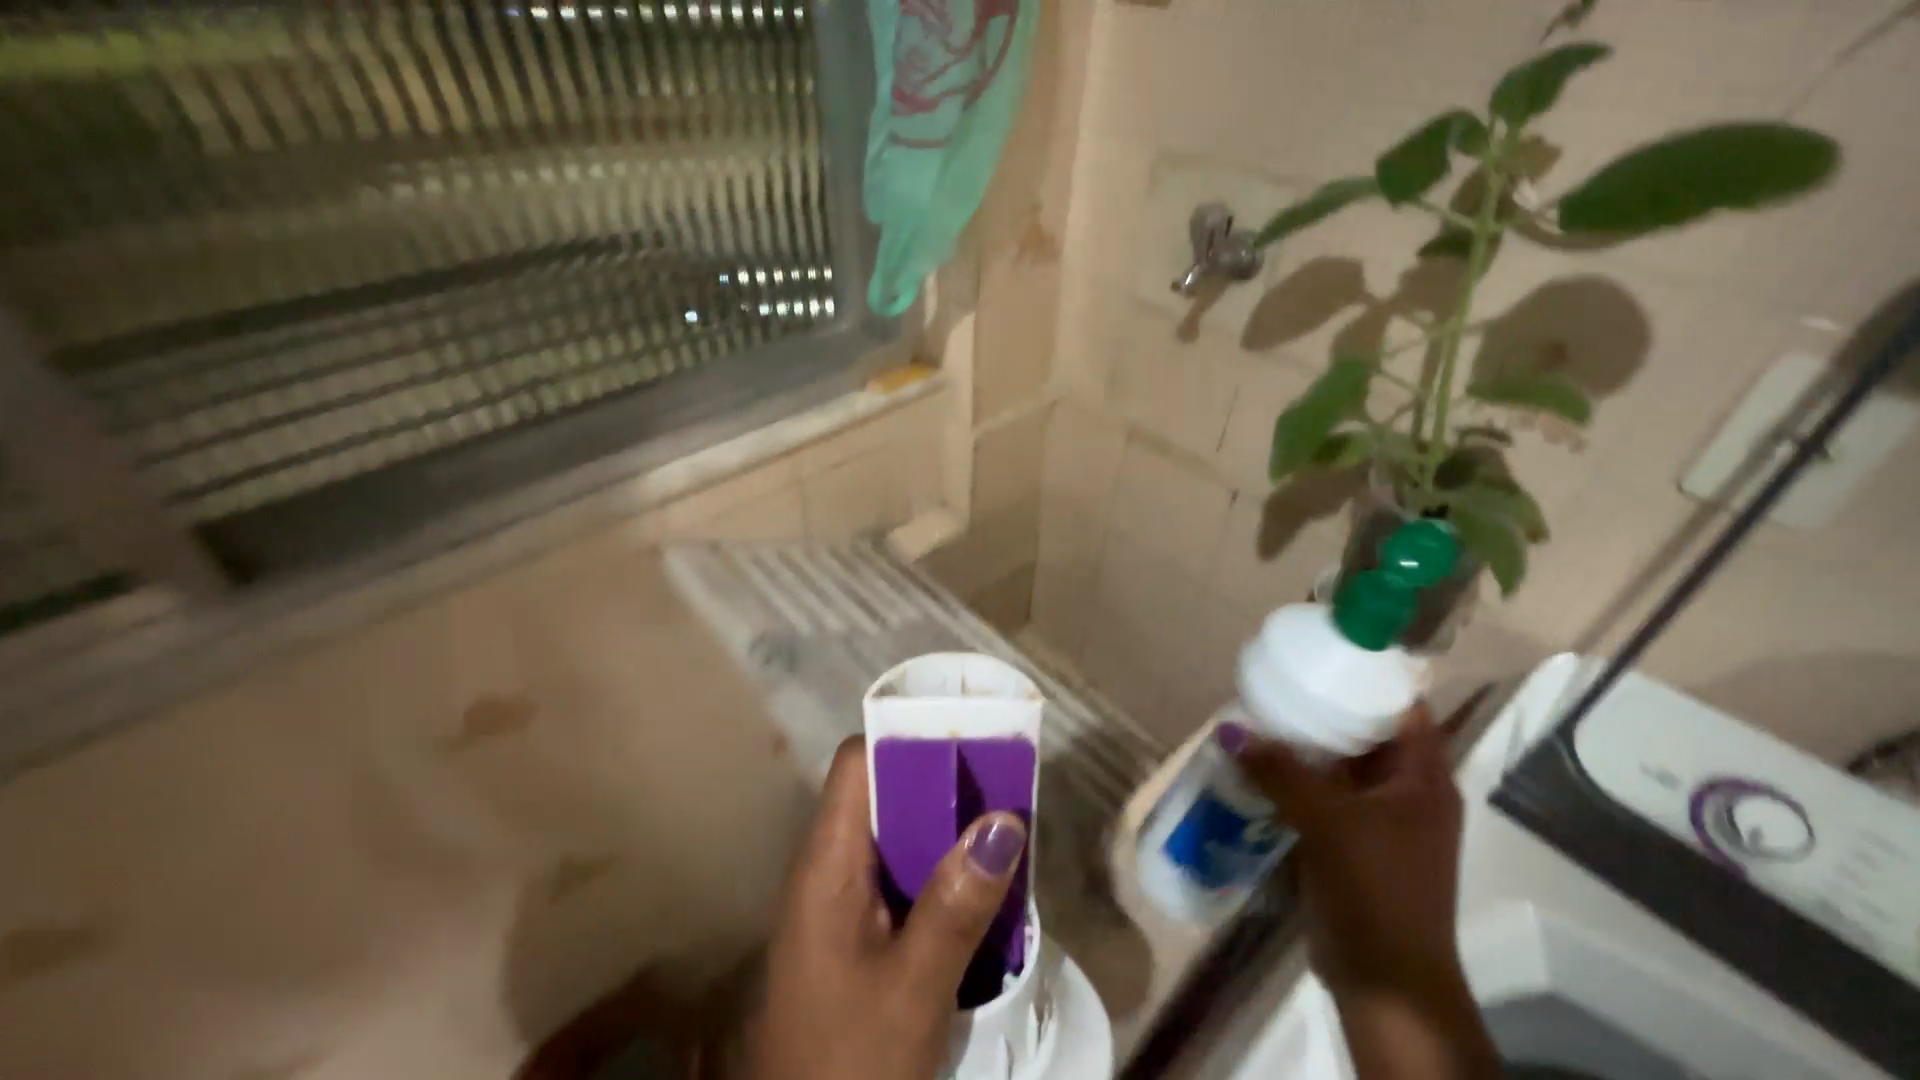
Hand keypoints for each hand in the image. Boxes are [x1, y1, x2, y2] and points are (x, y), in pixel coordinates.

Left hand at [750, 740, 1027, 1079]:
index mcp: (827, 864)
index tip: (973, 737)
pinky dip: (941, 875)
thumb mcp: (914, 988)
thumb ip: (958, 905)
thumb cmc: (849, 1060)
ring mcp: (838, 905)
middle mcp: (827, 870)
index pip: (859, 765)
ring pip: (896, 840)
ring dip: (948, 833)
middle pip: (882, 797)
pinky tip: (983, 890)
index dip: (910, 741)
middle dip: (945, 786)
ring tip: (1008, 831)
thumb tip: (1004, 820)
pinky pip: (900, 881)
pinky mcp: (853, 937)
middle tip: (1010, 786)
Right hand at [1235, 706, 1499, 1078]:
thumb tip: (1231, 730)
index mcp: (1424, 780)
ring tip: (1259, 721)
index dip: (1369, 679)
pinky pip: (1325, 803)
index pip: (1403, 709)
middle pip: (1368, 738)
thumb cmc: (1375, 890)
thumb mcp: (1327, 821)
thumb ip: (1280, 771)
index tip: (1323, 656)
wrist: (1386, 981)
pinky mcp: (1354, 851)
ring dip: (1306, 752)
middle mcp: (1409, 796)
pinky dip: (1297, 787)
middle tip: (1276, 687)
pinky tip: (1259, 773)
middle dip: (1325, 713)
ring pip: (1342, 772)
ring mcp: (1382, 826)